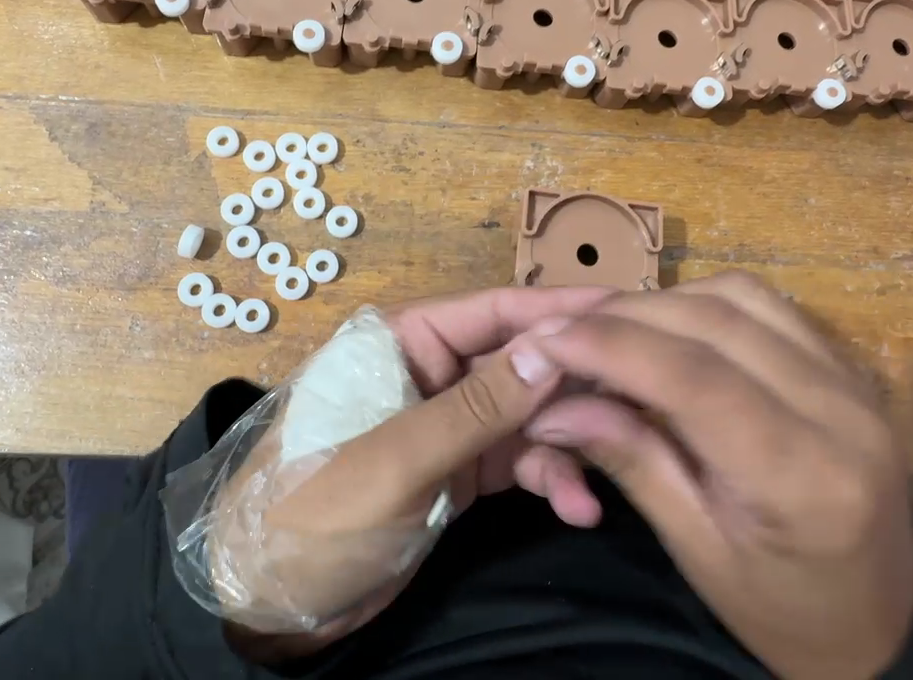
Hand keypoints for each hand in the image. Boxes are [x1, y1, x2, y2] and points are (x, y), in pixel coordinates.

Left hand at [210, 285, 612, 650]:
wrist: (271, 601)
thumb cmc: (312, 513)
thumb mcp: (394, 460)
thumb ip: (474, 408)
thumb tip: (553, 351)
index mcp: (404, 340)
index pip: (494, 311)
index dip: (559, 311)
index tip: (627, 312)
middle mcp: (434, 369)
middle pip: (521, 361)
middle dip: (575, 386)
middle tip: (641, 402)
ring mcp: (451, 420)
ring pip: (529, 415)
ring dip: (566, 446)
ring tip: (592, 488)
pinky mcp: (462, 468)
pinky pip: (520, 460)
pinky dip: (549, 479)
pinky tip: (577, 507)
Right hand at [516, 273, 912, 679]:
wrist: (885, 625)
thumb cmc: (783, 611)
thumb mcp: (697, 550)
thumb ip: (631, 460)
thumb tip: (553, 405)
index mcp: (803, 478)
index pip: (694, 378)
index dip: (611, 346)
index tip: (547, 341)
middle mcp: (840, 411)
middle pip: (714, 321)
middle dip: (624, 317)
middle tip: (564, 334)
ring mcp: (852, 381)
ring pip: (740, 297)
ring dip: (663, 302)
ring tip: (610, 331)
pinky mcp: (848, 367)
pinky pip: (766, 305)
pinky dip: (704, 302)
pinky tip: (669, 329)